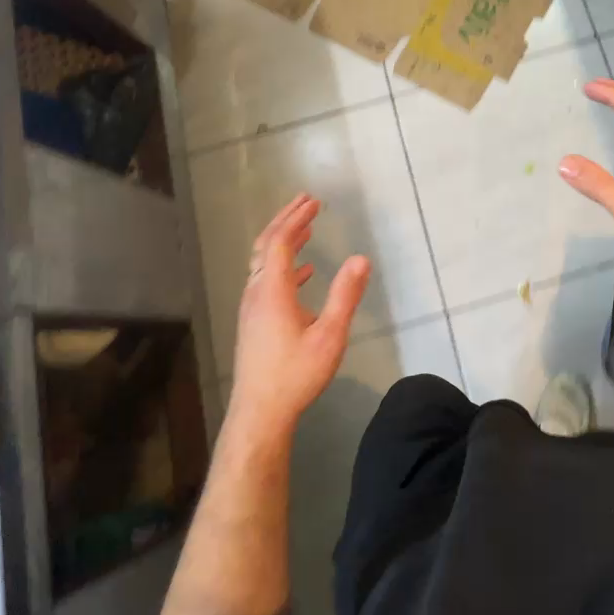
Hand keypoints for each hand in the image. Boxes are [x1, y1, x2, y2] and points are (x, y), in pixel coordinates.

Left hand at [227, 194, 370, 437]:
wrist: (260, 412)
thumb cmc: (296, 373)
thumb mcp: (329, 335)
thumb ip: (345, 295)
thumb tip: (361, 259)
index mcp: (272, 290)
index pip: (281, 241)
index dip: (296, 218)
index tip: (314, 202)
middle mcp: (257, 292)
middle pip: (266, 245)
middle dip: (285, 221)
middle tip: (306, 202)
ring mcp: (252, 308)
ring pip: (263, 263)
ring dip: (283, 242)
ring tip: (305, 229)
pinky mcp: (254, 322)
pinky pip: (266, 280)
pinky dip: (283, 267)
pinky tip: (304, 274)